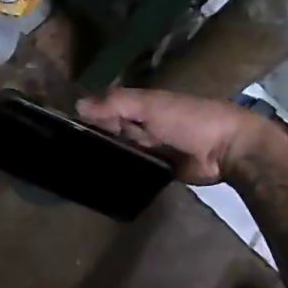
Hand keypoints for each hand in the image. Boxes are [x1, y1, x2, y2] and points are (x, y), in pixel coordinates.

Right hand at [76, 88, 277, 185]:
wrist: (228, 150)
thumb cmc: (190, 120)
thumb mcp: (151, 105)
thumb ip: (116, 103)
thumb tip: (77, 104)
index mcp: (139, 106)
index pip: (103, 109)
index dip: (85, 118)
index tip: (59, 131)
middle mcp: (140, 126)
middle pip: (108, 133)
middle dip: (90, 141)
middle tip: (62, 158)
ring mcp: (147, 150)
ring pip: (117, 153)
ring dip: (103, 161)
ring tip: (73, 173)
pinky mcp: (155, 172)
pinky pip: (131, 172)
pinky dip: (119, 176)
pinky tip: (98, 184)